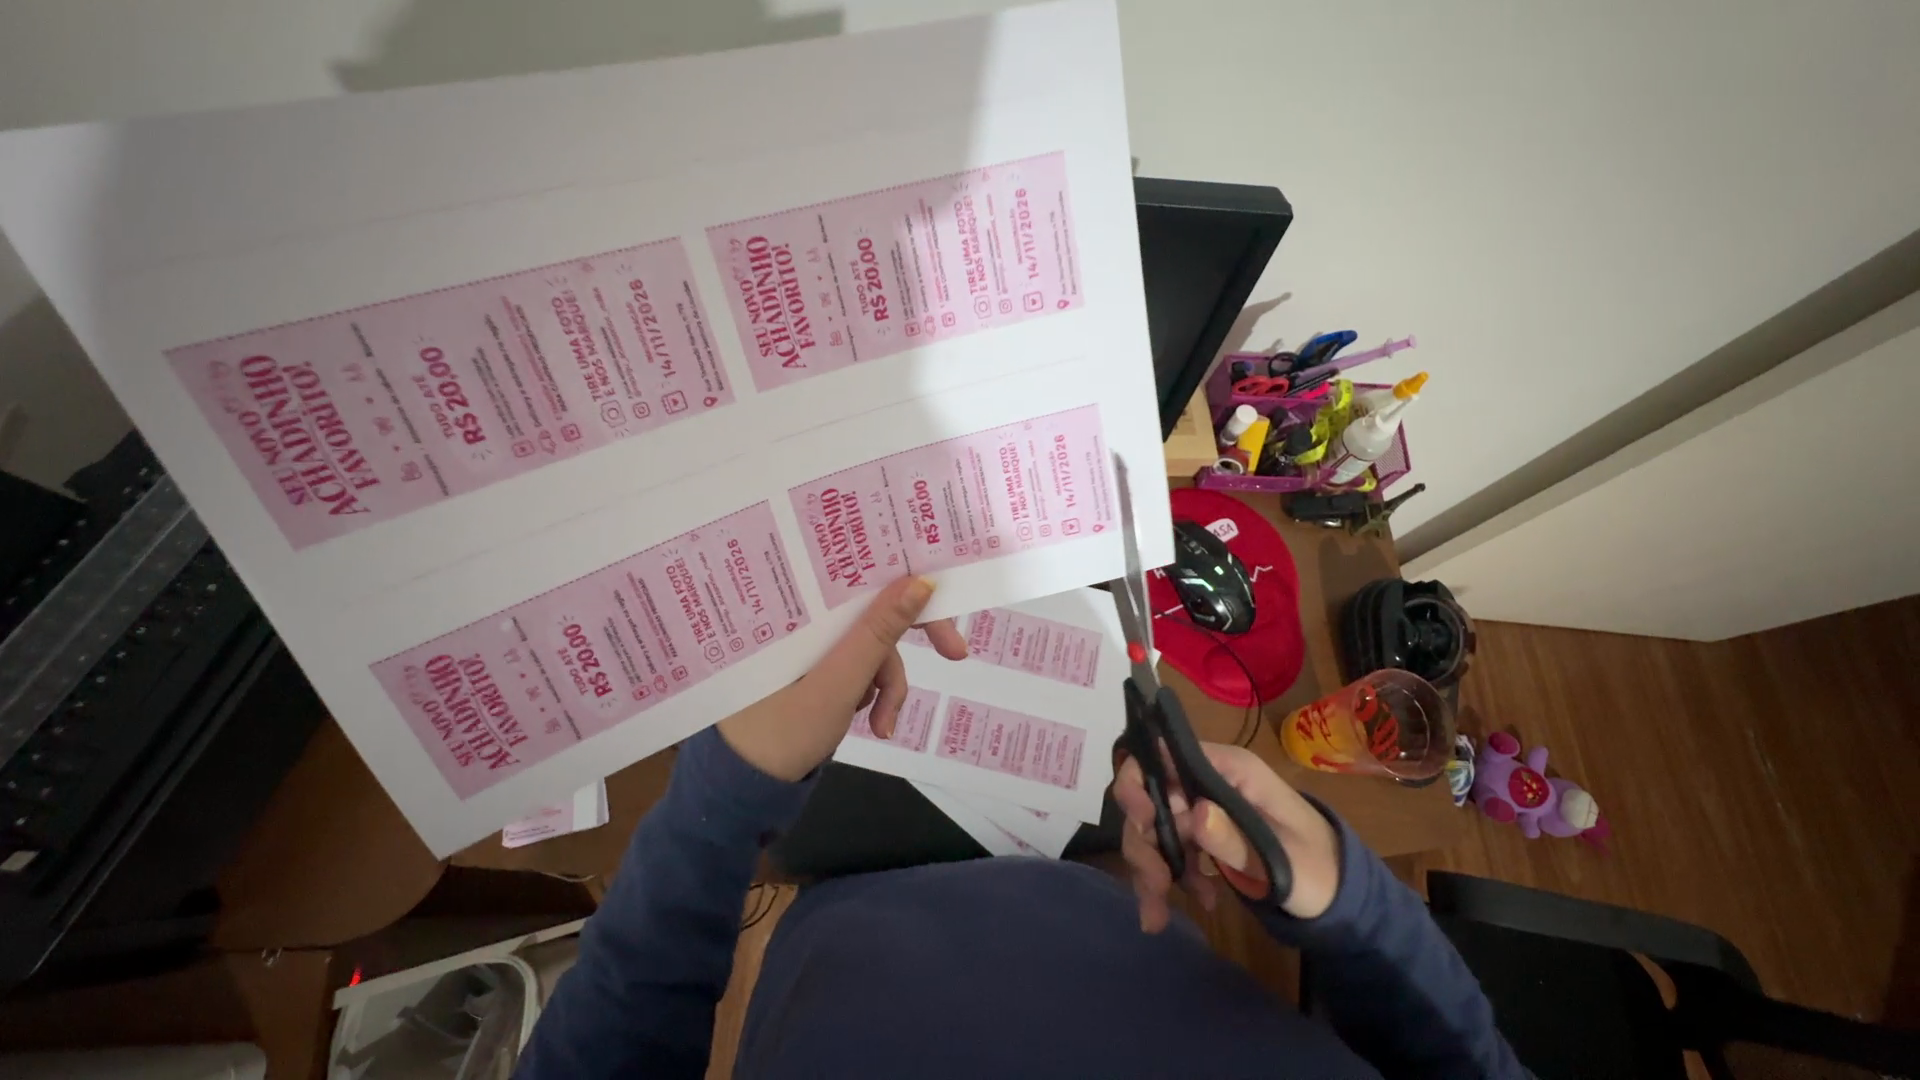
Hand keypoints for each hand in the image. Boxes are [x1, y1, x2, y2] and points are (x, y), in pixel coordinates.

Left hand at [718, 576, 966, 781]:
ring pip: (870, 647)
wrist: (745, 788)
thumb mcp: (839, 681)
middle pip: (871, 613)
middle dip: (909, 644)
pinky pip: (857, 667)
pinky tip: (866, 720)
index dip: (909, 588)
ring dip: (887, 685)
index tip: (947, 604)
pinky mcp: (813, 670)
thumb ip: (879, 632)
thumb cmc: (783, 731)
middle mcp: (802, 618)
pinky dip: (871, 692)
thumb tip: (922, 580)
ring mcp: (808, 646)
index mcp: (798, 608)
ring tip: (881, 725)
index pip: (861, 579)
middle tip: (956, 655)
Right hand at [1112, 741, 1340, 928]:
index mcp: (1230, 769)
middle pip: (1150, 797)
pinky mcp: (1202, 833)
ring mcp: (1203, 806)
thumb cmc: (1319, 869)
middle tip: (1155, 886)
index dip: (1139, 783)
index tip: (1140, 823)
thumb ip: (1235, 840)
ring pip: (1152, 827)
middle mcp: (1210, 780)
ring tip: (1158, 914)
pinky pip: (1168, 848)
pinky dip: (1168, 878)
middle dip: (1144, 843)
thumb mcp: (1282, 861)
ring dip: (1150, 868)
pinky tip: (1196, 902)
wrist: (1341, 898)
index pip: (1163, 754)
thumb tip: (1195, 813)